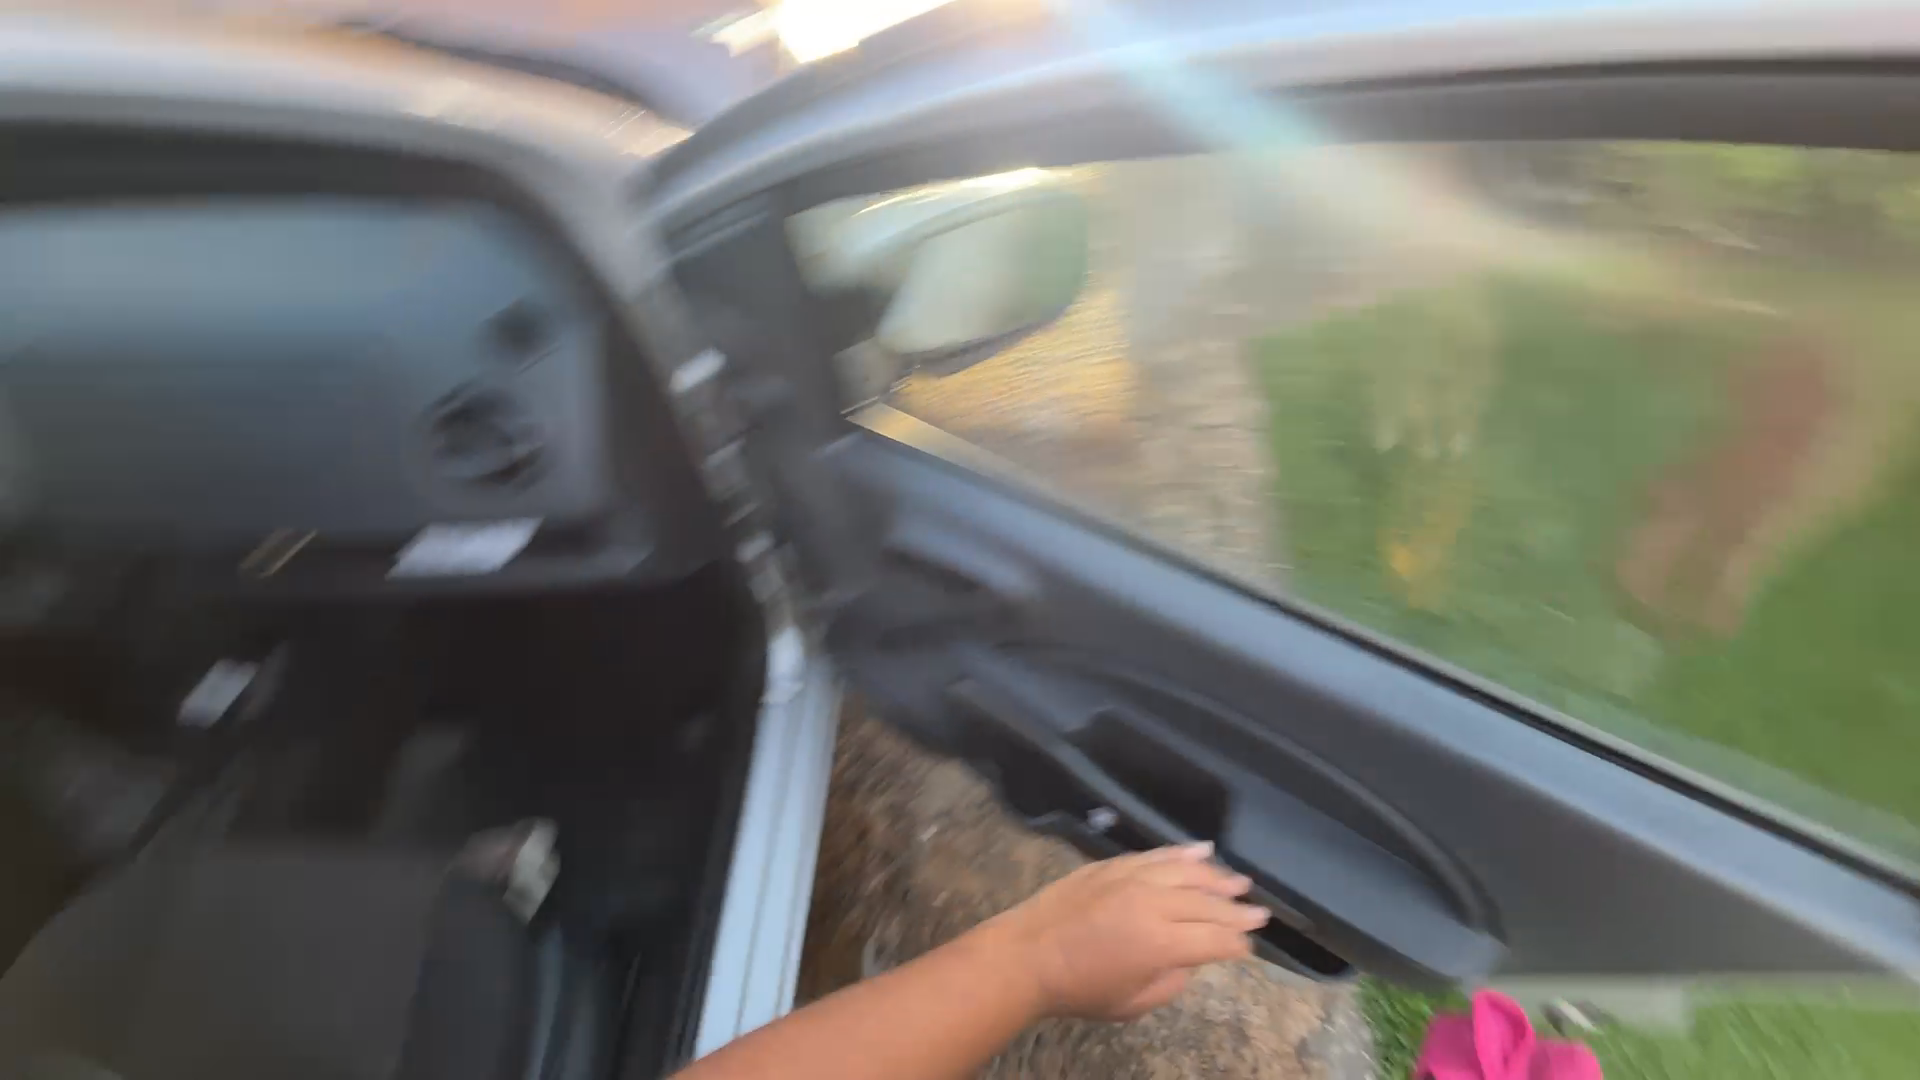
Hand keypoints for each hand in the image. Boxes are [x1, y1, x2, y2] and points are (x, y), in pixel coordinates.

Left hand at [972, 842, 1268, 1021]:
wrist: (1029, 953)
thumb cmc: (1081, 988)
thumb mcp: (1135, 1002)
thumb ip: (1173, 979)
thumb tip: (1191, 956)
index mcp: (1161, 942)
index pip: (1214, 939)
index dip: (1237, 943)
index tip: (1251, 945)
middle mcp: (1151, 902)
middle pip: (1204, 903)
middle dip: (1235, 909)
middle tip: (1259, 911)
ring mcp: (1131, 877)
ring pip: (1184, 871)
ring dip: (1215, 876)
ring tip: (1239, 881)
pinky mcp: (1113, 864)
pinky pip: (1155, 855)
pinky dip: (1181, 852)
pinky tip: (1201, 850)